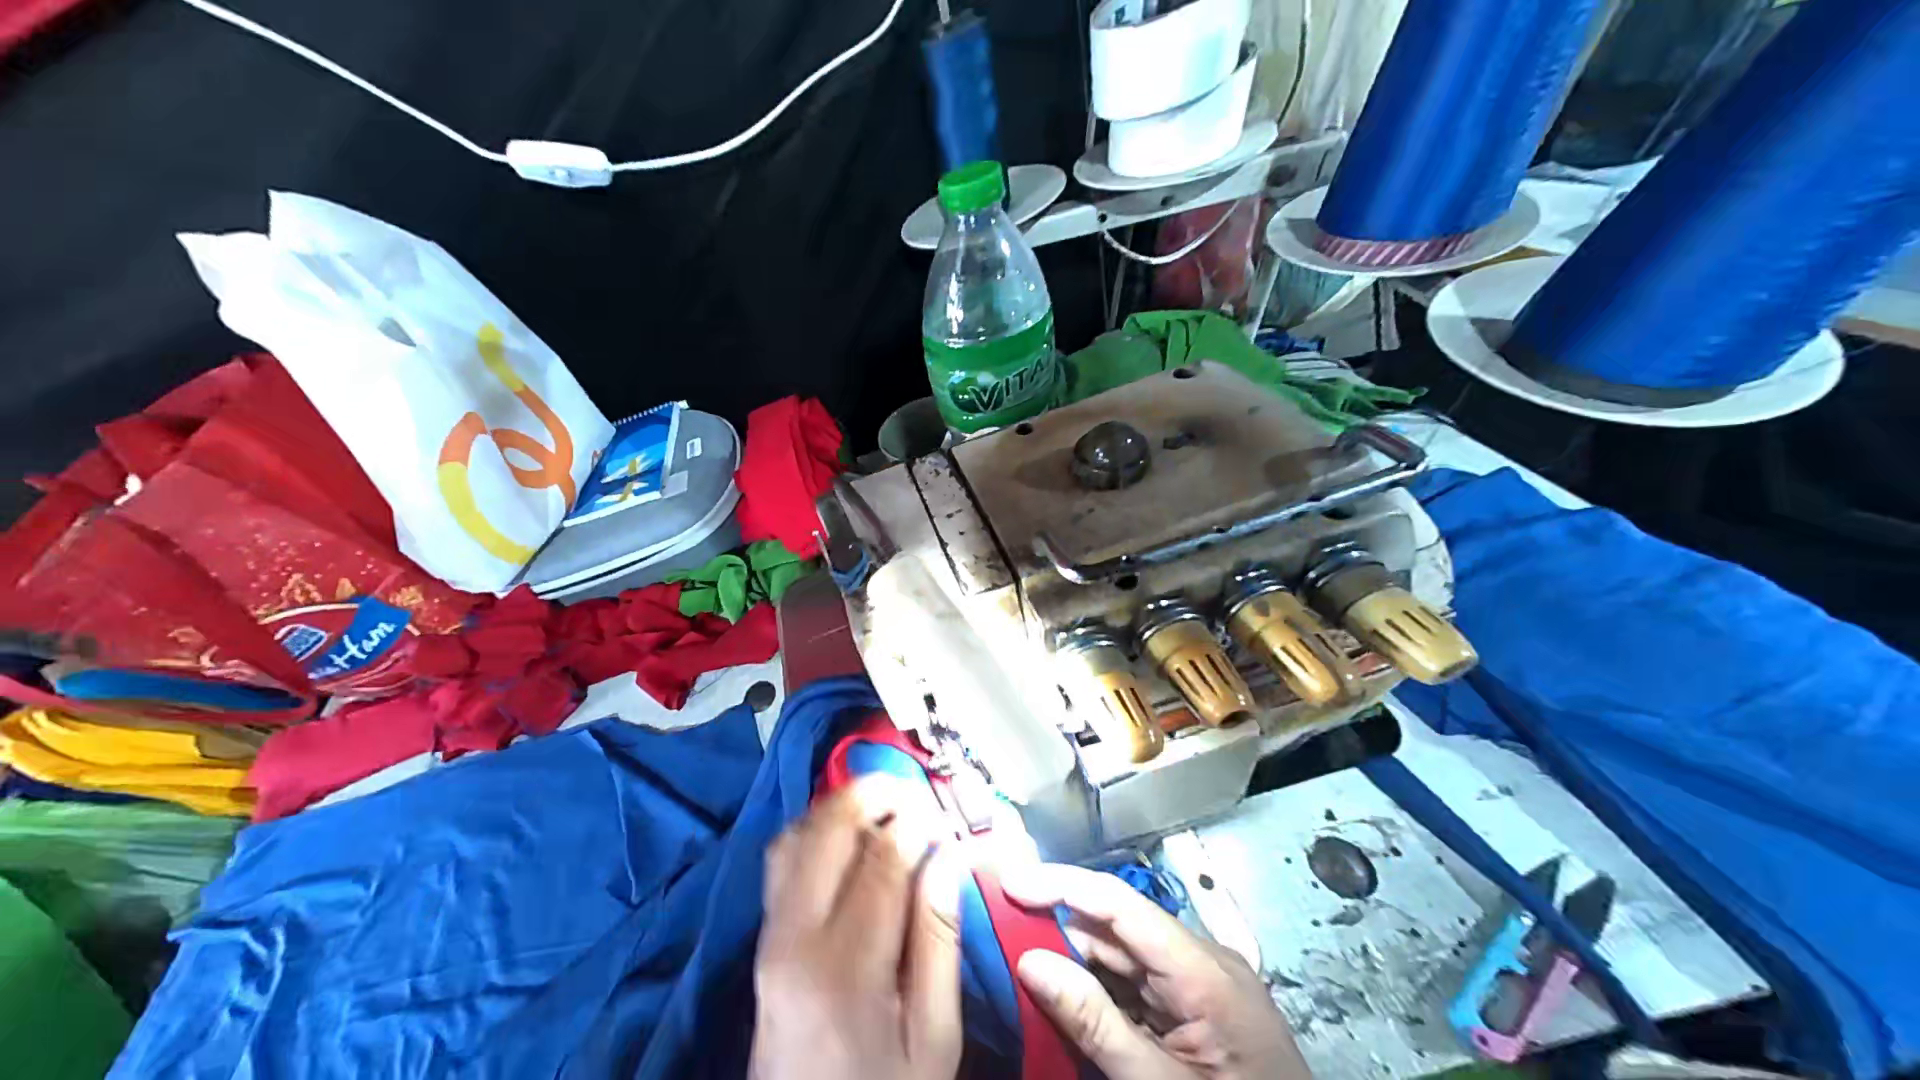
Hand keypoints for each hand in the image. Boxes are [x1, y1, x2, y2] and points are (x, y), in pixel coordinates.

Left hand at [751, 777, 963, 1079]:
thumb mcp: (934, 1037)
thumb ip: (938, 939)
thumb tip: (948, 855)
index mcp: (844, 968)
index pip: (882, 859)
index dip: (918, 823)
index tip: (947, 819)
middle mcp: (794, 938)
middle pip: (829, 830)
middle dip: (875, 793)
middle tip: (917, 795)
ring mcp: (769, 935)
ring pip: (797, 834)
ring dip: (842, 806)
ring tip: (887, 807)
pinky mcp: (761, 938)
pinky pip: (782, 858)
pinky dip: (816, 829)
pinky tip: (848, 836)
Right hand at [1004, 863, 1310, 1079]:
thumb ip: (1093, 1022)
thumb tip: (1030, 961)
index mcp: (1202, 969)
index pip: (1119, 903)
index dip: (1060, 883)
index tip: (1010, 880)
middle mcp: (1202, 960)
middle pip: (1117, 927)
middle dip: (1058, 926)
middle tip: (1002, 927)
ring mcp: (1202, 982)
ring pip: (1123, 955)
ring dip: (1073, 958)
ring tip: (1019, 958)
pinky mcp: (1198, 1005)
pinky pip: (1137, 983)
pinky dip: (1098, 987)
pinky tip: (1063, 993)